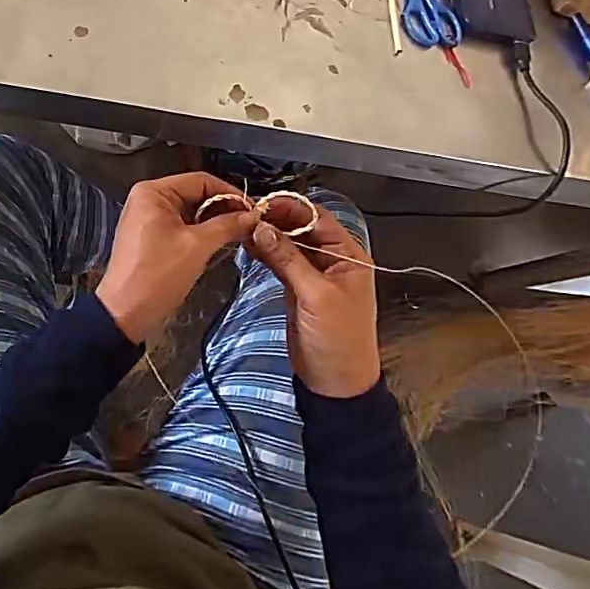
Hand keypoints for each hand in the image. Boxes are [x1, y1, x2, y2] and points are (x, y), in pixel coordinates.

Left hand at [97, 173, 259, 342]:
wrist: (125, 314)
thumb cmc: (154, 277)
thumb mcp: (197, 246)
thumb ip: (227, 225)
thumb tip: (250, 216)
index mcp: (153, 193)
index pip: (201, 180)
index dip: (229, 193)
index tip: (251, 208)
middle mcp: (148, 200)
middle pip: (196, 194)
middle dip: (223, 209)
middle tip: (248, 222)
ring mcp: (148, 219)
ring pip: (191, 212)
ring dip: (214, 222)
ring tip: (238, 233)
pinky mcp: (151, 238)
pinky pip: (182, 227)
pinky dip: (201, 233)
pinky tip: (219, 243)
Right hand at [246, 197, 379, 397]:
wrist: (335, 385)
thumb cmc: (338, 340)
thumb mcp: (316, 296)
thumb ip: (289, 259)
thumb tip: (262, 227)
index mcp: (348, 255)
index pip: (318, 219)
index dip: (291, 208)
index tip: (263, 203)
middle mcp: (332, 259)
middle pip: (301, 229)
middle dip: (276, 219)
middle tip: (247, 213)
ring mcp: (313, 274)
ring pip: (288, 244)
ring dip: (267, 235)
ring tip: (242, 226)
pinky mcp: (297, 288)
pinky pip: (280, 262)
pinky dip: (265, 253)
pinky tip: (248, 245)